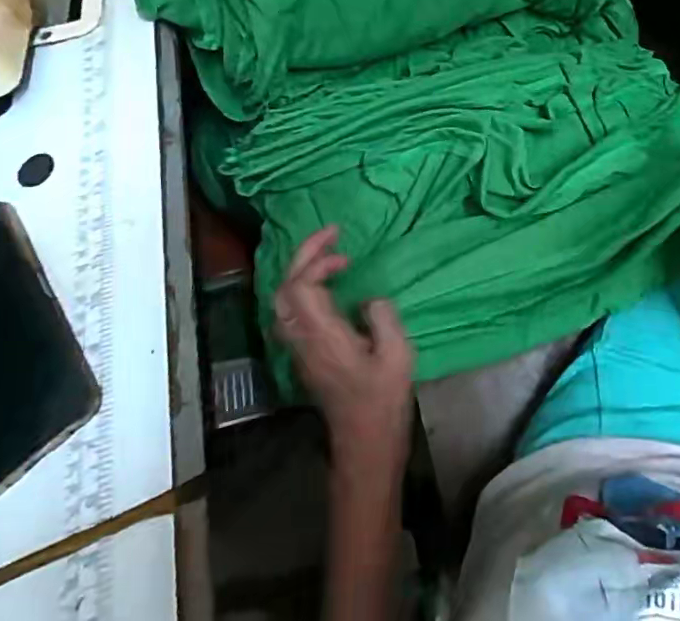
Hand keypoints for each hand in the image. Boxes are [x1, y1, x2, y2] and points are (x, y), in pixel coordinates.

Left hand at [273, 225, 414, 468]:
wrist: (364, 442)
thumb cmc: (382, 400)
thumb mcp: (396, 355)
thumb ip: (382, 317)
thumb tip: (368, 300)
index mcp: (322, 336)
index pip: (300, 287)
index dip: (316, 261)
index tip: (345, 251)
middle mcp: (302, 340)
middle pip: (284, 290)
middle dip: (303, 257)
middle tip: (331, 237)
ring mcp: (300, 349)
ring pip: (283, 302)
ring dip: (301, 273)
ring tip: (331, 258)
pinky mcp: (305, 356)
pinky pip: (292, 312)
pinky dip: (304, 289)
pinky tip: (329, 287)